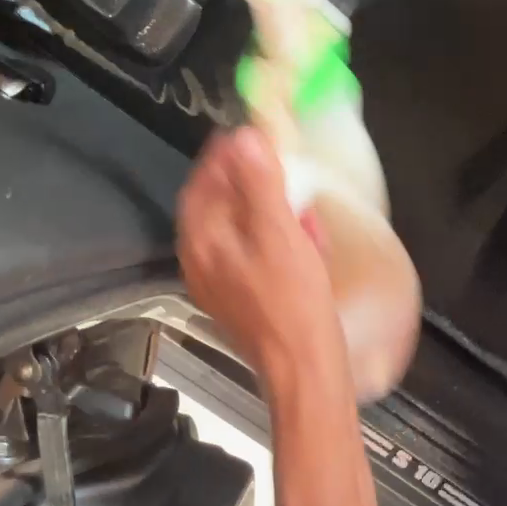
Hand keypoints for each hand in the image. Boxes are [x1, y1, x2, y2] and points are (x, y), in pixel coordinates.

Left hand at [177, 128, 347, 389]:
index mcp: (202, 242)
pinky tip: (304, 246)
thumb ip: (261, 185)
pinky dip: (275, 242)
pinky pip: (252, 257)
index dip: (226, 156)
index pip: (203, 183)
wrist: (304, 368)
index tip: (253, 138)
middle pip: (220, 207)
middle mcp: (202, 262)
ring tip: (302, 211)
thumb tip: (248, 140)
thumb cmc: (293, 302)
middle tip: (285, 172)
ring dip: (269, 214)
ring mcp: (220, 284)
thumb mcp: (279, 234)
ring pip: (239, 232)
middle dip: (254, 186)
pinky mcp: (242, 301)